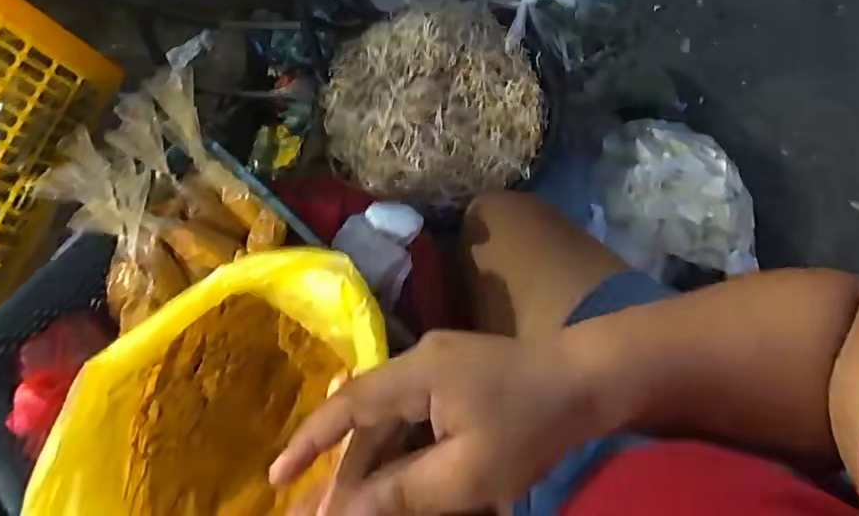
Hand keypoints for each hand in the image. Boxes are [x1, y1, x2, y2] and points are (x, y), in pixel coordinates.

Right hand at [270, 331, 607, 515]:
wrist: (583, 380)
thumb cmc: (527, 425)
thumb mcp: (464, 474)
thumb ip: (399, 493)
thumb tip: (340, 514)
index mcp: (419, 370)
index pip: (350, 403)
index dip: (310, 439)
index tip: (274, 476)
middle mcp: (423, 358)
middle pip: (369, 418)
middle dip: (342, 471)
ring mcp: (443, 365)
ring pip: (393, 421)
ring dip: (373, 467)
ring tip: (348, 511)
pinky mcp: (459, 376)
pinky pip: (418, 416)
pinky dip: (403, 453)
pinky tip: (394, 487)